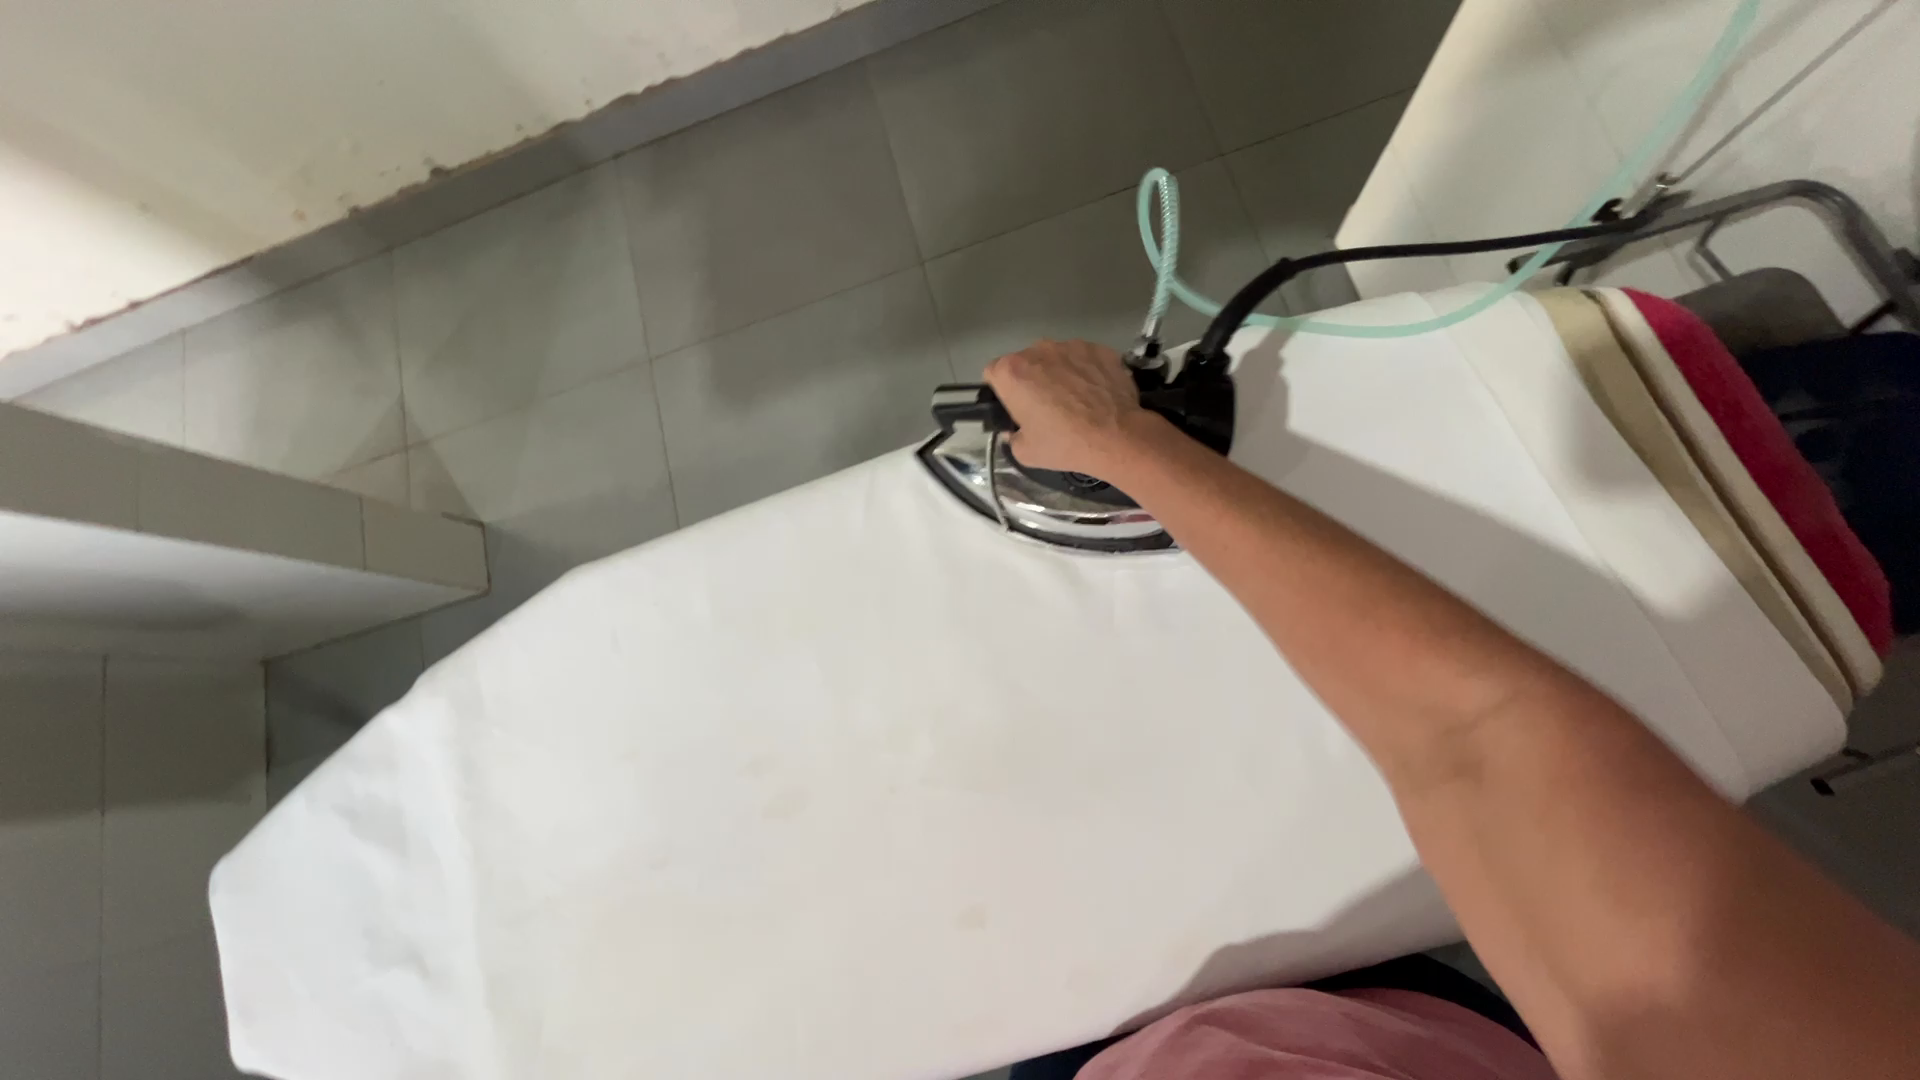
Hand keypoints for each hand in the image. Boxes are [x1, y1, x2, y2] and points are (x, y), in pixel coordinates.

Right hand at [982, 339, 1161, 478]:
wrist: (1116, 437)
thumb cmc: (1064, 444)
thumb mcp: (1025, 452)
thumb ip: (1012, 436)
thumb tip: (1015, 430)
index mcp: (1012, 372)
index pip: (993, 373)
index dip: (1002, 391)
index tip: (1015, 407)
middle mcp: (1038, 349)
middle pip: (1026, 362)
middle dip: (1032, 380)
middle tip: (1046, 407)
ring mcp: (1071, 345)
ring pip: (1056, 358)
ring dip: (1059, 373)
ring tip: (1076, 400)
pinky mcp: (1099, 348)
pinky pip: (1084, 358)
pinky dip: (1086, 371)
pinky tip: (1096, 393)